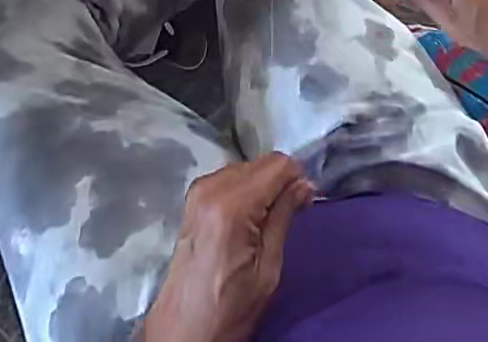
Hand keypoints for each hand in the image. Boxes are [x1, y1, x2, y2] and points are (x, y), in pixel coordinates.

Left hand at [140, 154, 312, 341]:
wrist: (181, 333)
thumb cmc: (228, 310)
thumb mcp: (267, 270)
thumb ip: (284, 217)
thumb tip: (305, 184)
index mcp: (232, 206)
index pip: (278, 165)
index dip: (298, 178)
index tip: (306, 201)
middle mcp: (212, 188)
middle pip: (263, 162)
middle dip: (283, 180)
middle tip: (293, 210)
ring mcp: (199, 189)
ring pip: (249, 166)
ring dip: (265, 184)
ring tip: (270, 216)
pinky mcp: (194, 196)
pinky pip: (232, 176)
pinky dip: (248, 188)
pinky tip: (249, 215)